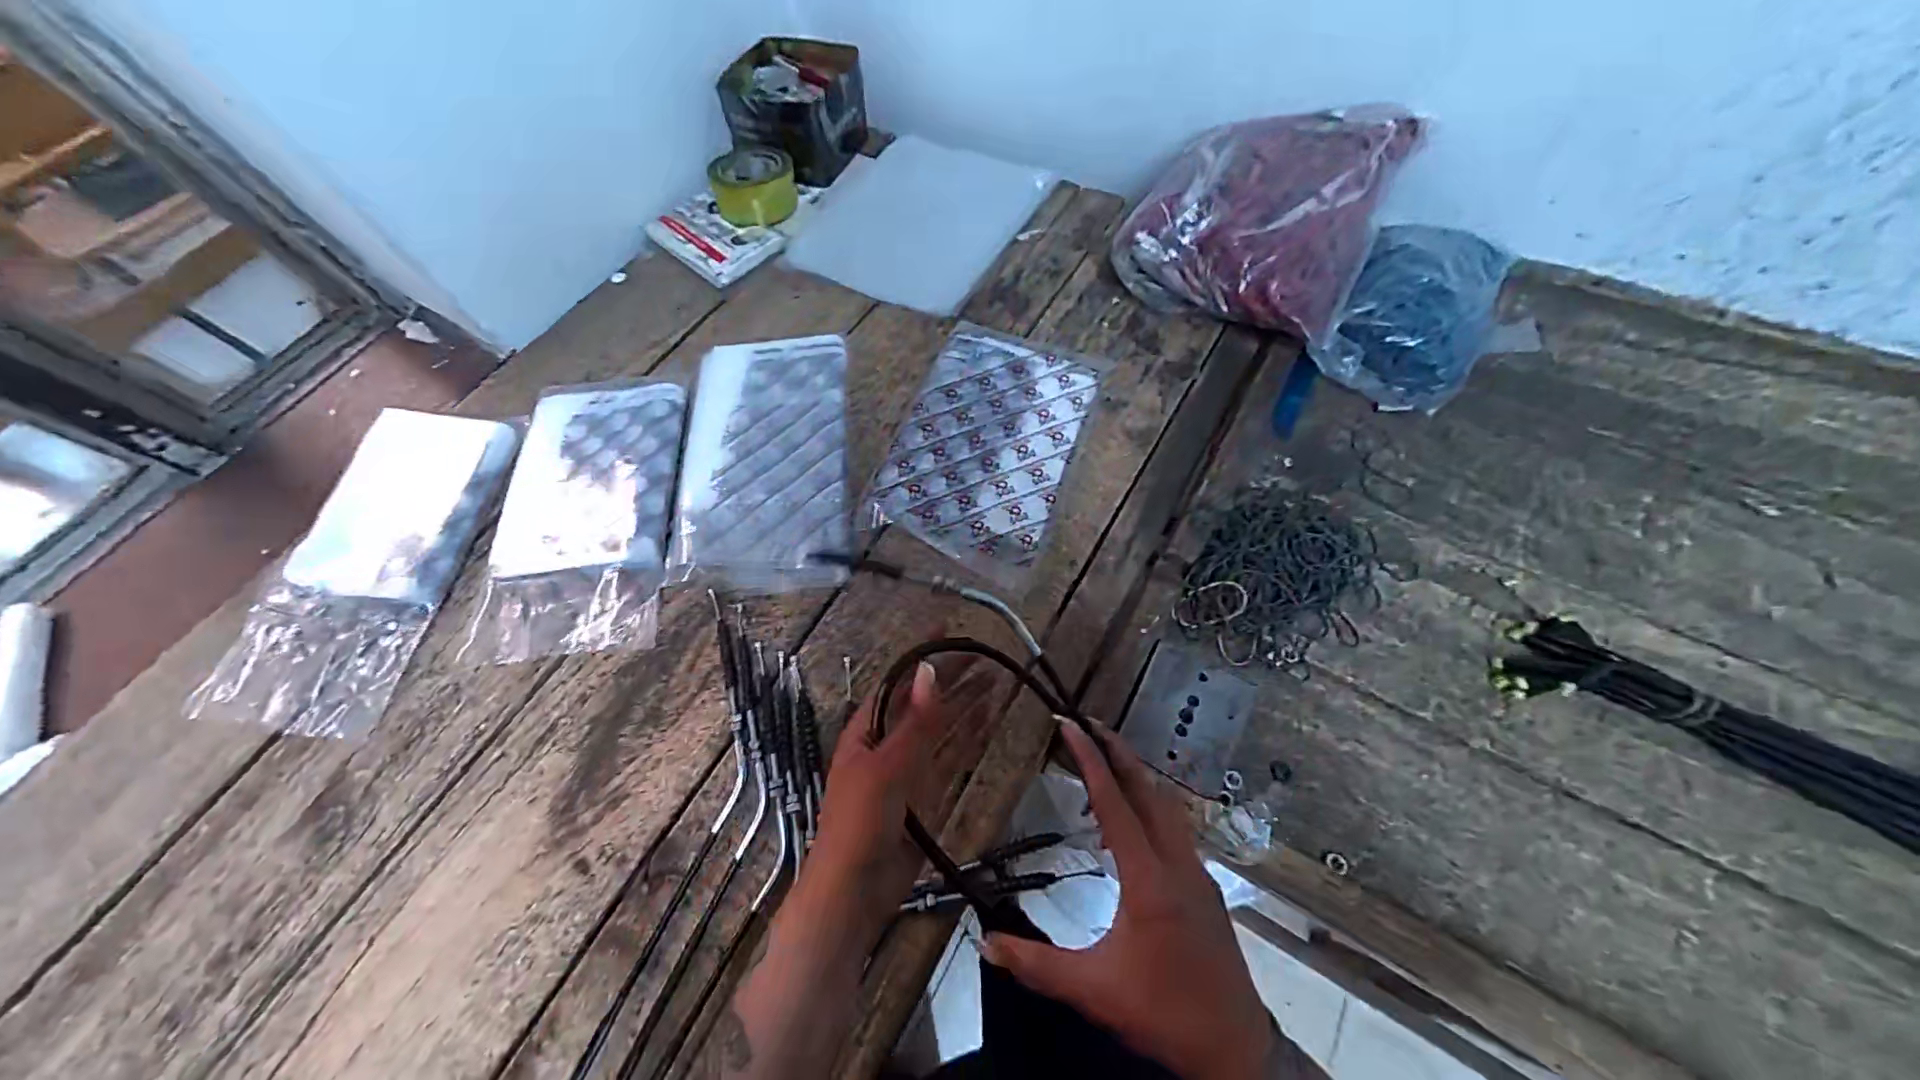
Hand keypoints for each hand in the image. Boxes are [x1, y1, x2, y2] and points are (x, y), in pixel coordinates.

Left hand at [729, 659, 988, 1079]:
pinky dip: (966, 738)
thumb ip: (915, 723)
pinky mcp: (922, 795)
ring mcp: (905, 769)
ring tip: (994, 681)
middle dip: (951, 678)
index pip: (897, 681)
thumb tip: (930, 671)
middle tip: (986, 655)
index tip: (950, 631)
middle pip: (922, 702)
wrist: (854, 892)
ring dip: (964, 704)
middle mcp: (885, 743)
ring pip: (939, 727)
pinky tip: (986, 723)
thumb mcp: (888, 768)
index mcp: (866, 731)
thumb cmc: (859, 823)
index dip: (922, 655)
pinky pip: (947, 757)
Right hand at [981, 719, 1277, 1079]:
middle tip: (1087, 724)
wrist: (1237, 1049)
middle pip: (1148, 791)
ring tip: (1103, 765)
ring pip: (1167, 807)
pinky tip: (1127, 827)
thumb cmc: (1164, 1014)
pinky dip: (1148, 808)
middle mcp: (1177, 864)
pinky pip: (1174, 829)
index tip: (1070, 726)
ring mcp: (1197, 873)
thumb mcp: (1094, 990)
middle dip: (1118, 752)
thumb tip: (986, 944)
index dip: (1090, 760)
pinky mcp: (1204, 887)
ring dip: (1136, 777)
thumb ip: (1036, 965)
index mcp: (1149, 879)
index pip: (1115, 804)